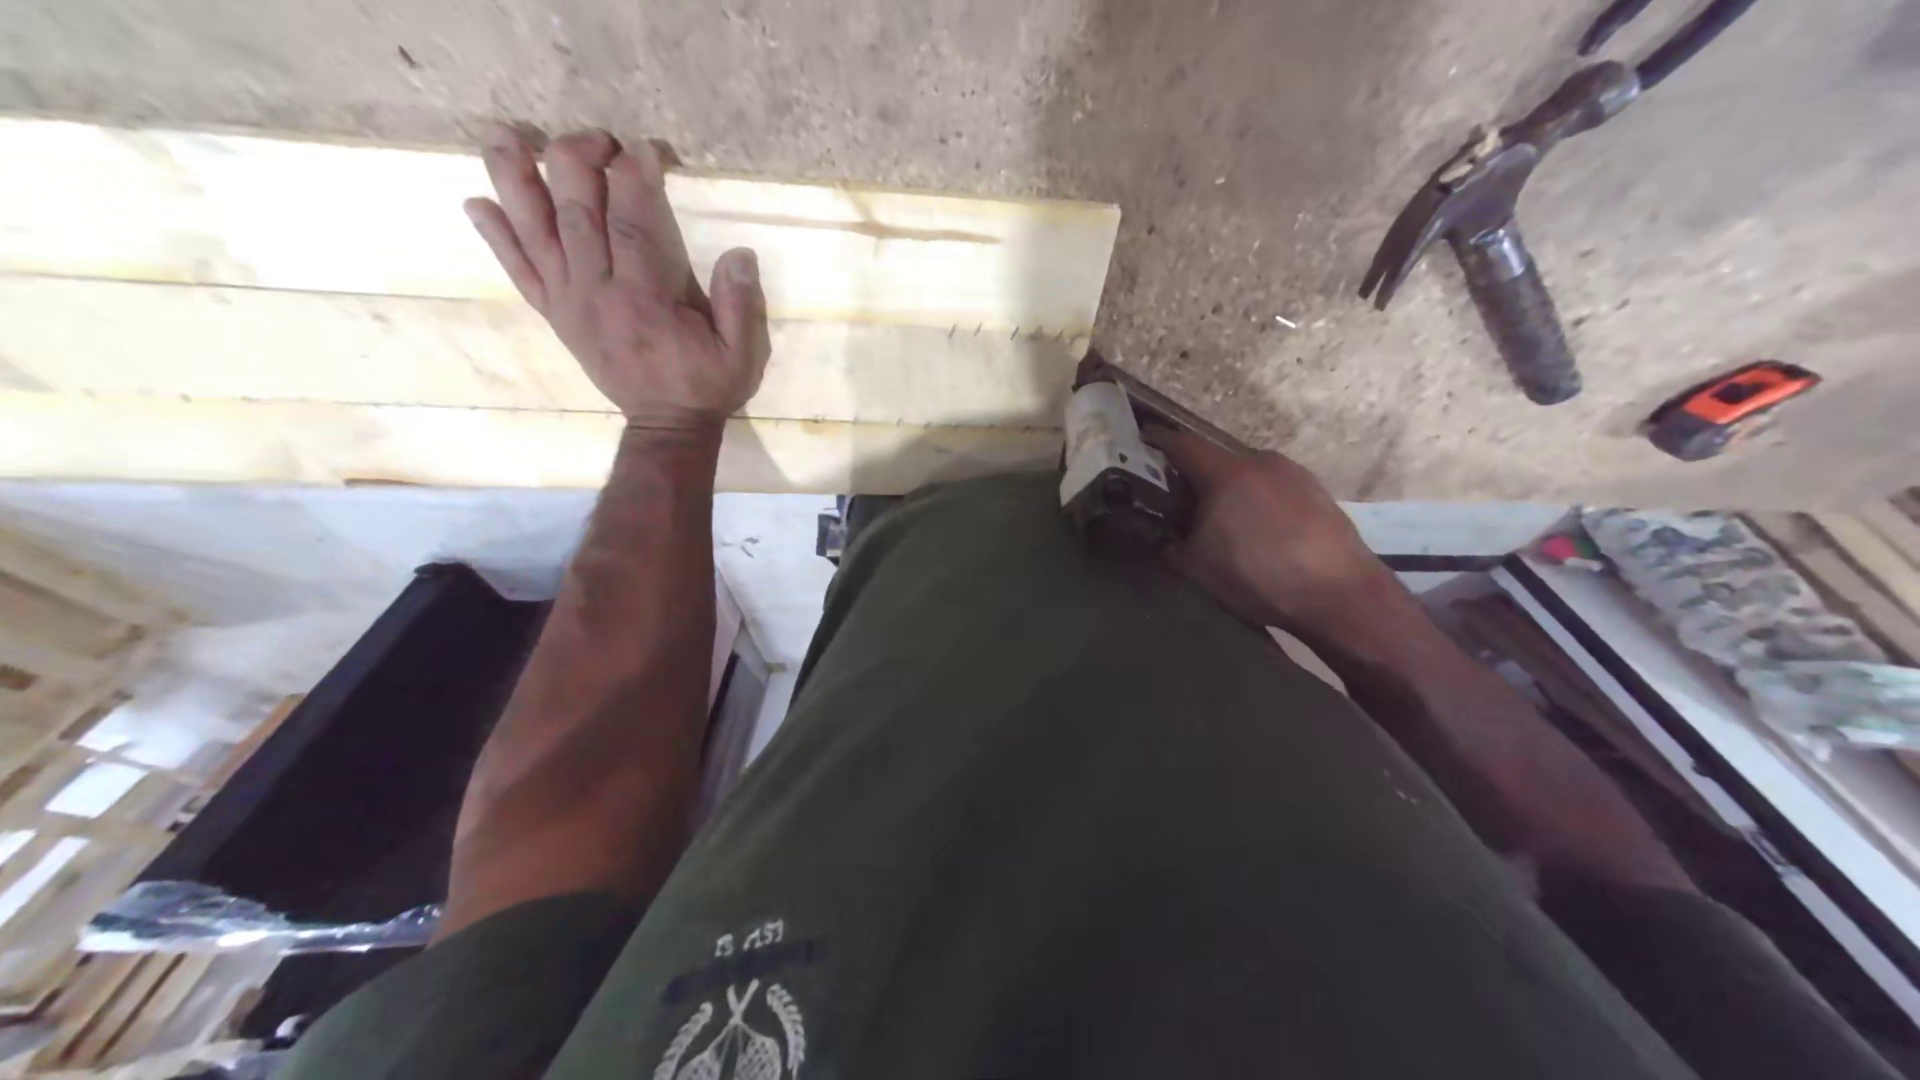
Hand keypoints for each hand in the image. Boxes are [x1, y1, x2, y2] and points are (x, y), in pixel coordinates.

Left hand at [464, 124, 769, 435]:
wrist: (666, 427)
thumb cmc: (706, 387)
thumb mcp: (742, 354)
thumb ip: (740, 304)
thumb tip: (740, 253)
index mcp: (646, 299)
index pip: (631, 220)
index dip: (635, 175)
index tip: (645, 148)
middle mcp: (598, 292)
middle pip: (574, 210)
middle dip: (579, 159)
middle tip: (597, 139)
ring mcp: (570, 303)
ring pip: (534, 231)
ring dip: (515, 178)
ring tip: (506, 135)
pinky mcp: (557, 315)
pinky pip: (519, 272)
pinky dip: (496, 237)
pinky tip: (477, 203)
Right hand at [1149, 428, 1395, 631]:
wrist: (1339, 595)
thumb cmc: (1258, 577)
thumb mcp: (1197, 568)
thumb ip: (1171, 546)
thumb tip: (1164, 540)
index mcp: (1225, 473)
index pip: (1182, 443)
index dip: (1158, 440)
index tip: (1144, 440)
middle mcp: (1260, 462)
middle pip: (1216, 458)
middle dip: (1195, 475)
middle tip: (1182, 500)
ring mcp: (1294, 473)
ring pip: (1248, 473)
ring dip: (1230, 489)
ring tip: (1224, 520)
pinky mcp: (1317, 491)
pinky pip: (1274, 486)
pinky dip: (1258, 499)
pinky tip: (1261, 531)